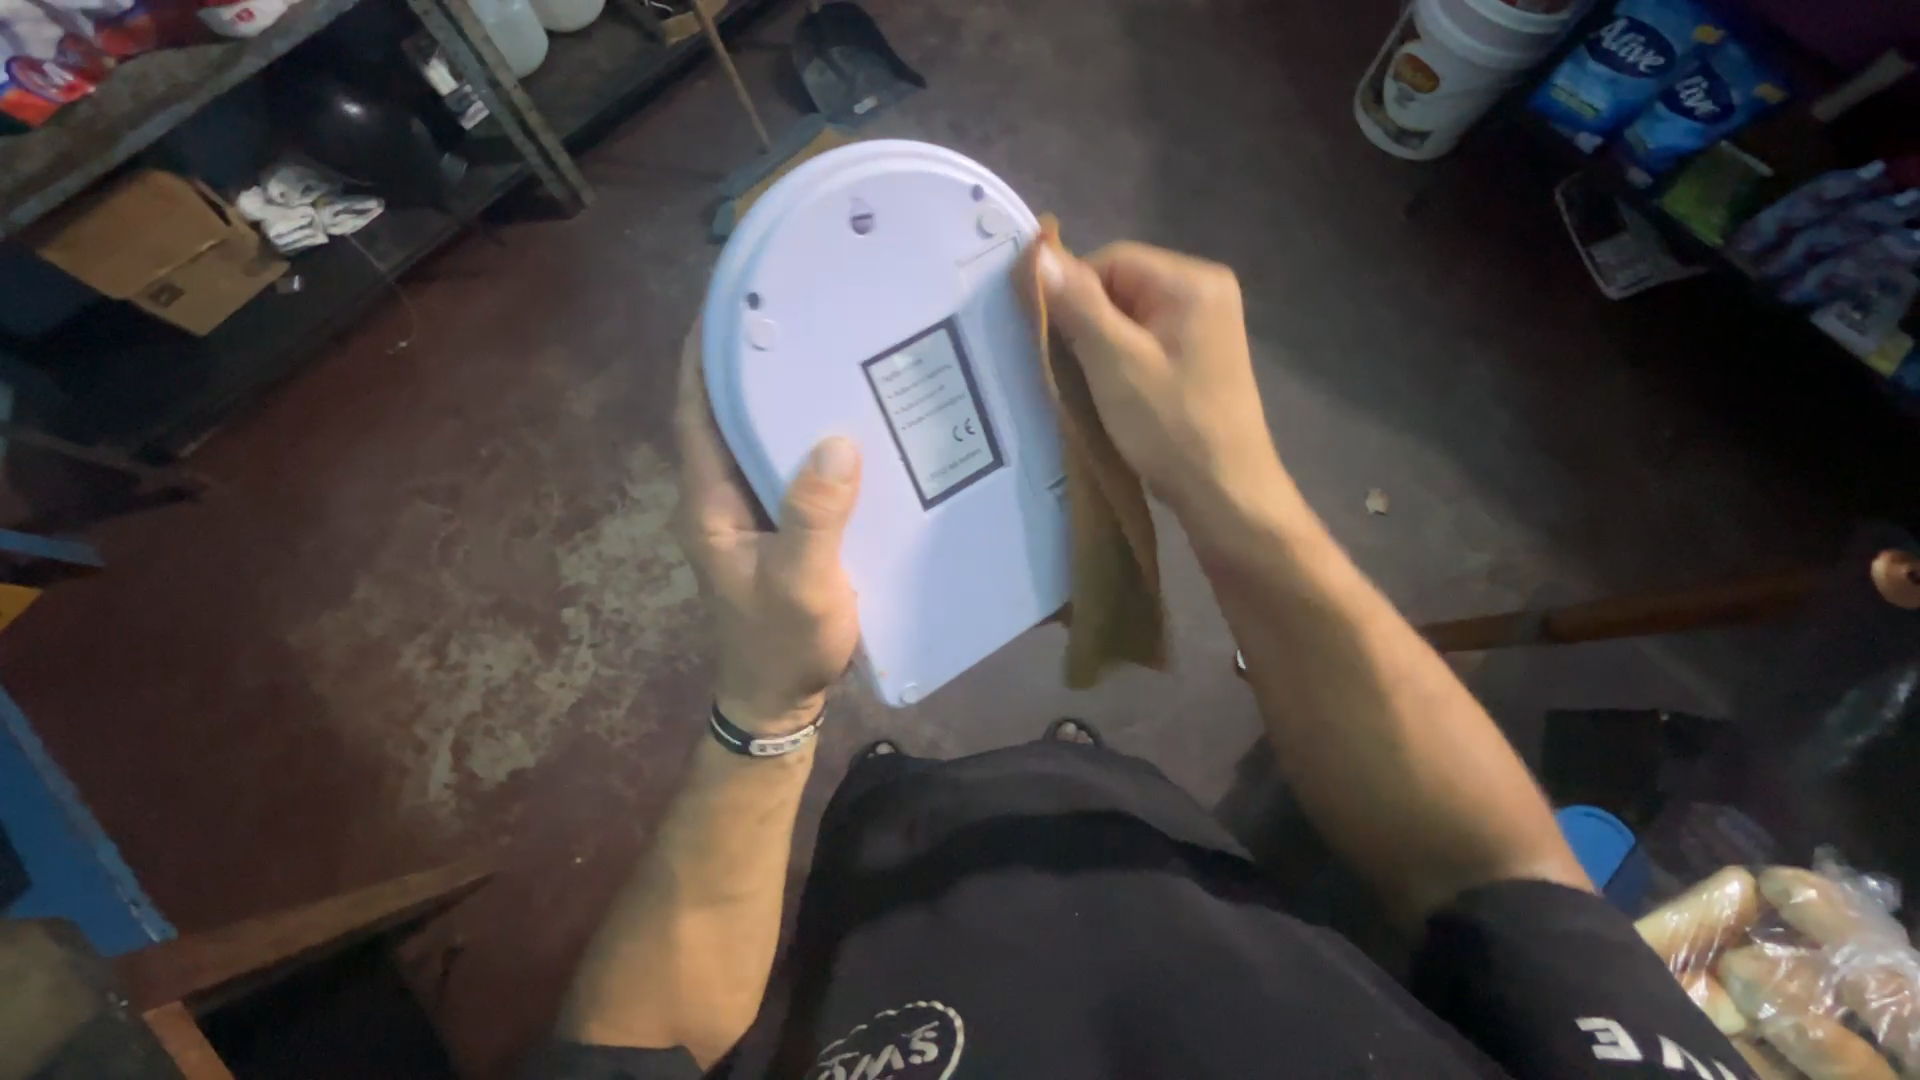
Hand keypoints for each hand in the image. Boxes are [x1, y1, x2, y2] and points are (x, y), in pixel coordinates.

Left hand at [673, 325, 863, 735]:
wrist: (780, 698)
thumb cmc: (781, 644)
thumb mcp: (802, 583)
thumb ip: (815, 516)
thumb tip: (836, 441)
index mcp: (710, 501)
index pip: (696, 411)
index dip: (705, 354)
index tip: (733, 302)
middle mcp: (723, 497)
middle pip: (728, 416)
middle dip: (754, 365)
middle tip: (804, 316)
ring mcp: (751, 514)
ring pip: (761, 441)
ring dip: (785, 401)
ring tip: (833, 355)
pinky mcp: (780, 528)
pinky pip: (791, 470)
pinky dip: (811, 442)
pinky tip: (852, 425)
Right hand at [1030, 239, 1289, 522]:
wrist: (1225, 495)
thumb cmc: (1171, 427)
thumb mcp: (1115, 363)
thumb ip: (1076, 304)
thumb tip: (1036, 250)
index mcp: (1193, 281)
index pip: (1110, 261)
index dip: (1071, 295)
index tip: (1050, 341)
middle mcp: (1205, 293)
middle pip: (1119, 288)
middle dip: (1086, 324)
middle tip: (1065, 369)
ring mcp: (1205, 329)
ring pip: (1128, 320)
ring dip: (1099, 349)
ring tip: (1085, 386)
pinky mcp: (1198, 361)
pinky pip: (1144, 345)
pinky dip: (1119, 365)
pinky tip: (1109, 395)